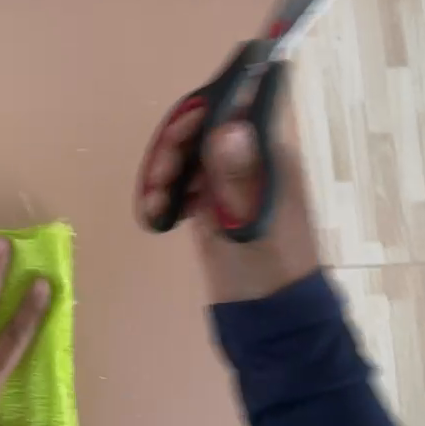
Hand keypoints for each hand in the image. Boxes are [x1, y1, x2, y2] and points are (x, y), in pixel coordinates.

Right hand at [140, 107, 320, 303]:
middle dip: (176, 144)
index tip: (183, 126)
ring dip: (165, 169)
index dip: (210, 106)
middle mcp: (250, 161)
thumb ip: (239, 174)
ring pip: (189, 154)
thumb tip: (229, 125)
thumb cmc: (269, 267)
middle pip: (206, 128)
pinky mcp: (212, 204)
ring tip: (153, 200)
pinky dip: (166, 192)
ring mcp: (230, 182)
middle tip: (158, 174)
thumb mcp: (252, 220)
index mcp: (271, 156)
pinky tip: (156, 212)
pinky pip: (183, 182)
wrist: (269, 320)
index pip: (243, 105)